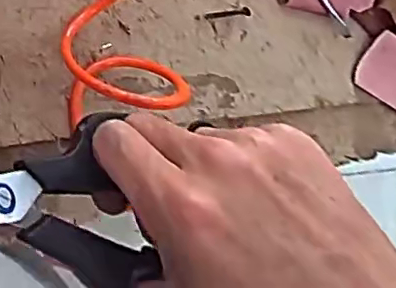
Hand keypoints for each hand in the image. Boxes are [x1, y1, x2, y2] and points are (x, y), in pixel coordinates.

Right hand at [94, 115, 395, 287]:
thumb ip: (139, 268)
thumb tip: (103, 255)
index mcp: (185, 206)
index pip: (112, 138)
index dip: (104, 158)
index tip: (111, 177)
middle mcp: (218, 161)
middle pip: (148, 126)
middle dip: (145, 160)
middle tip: (160, 199)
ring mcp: (258, 143)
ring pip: (198, 135)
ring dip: (199, 166)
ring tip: (230, 215)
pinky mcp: (292, 139)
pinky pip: (244, 138)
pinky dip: (244, 164)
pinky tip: (266, 206)